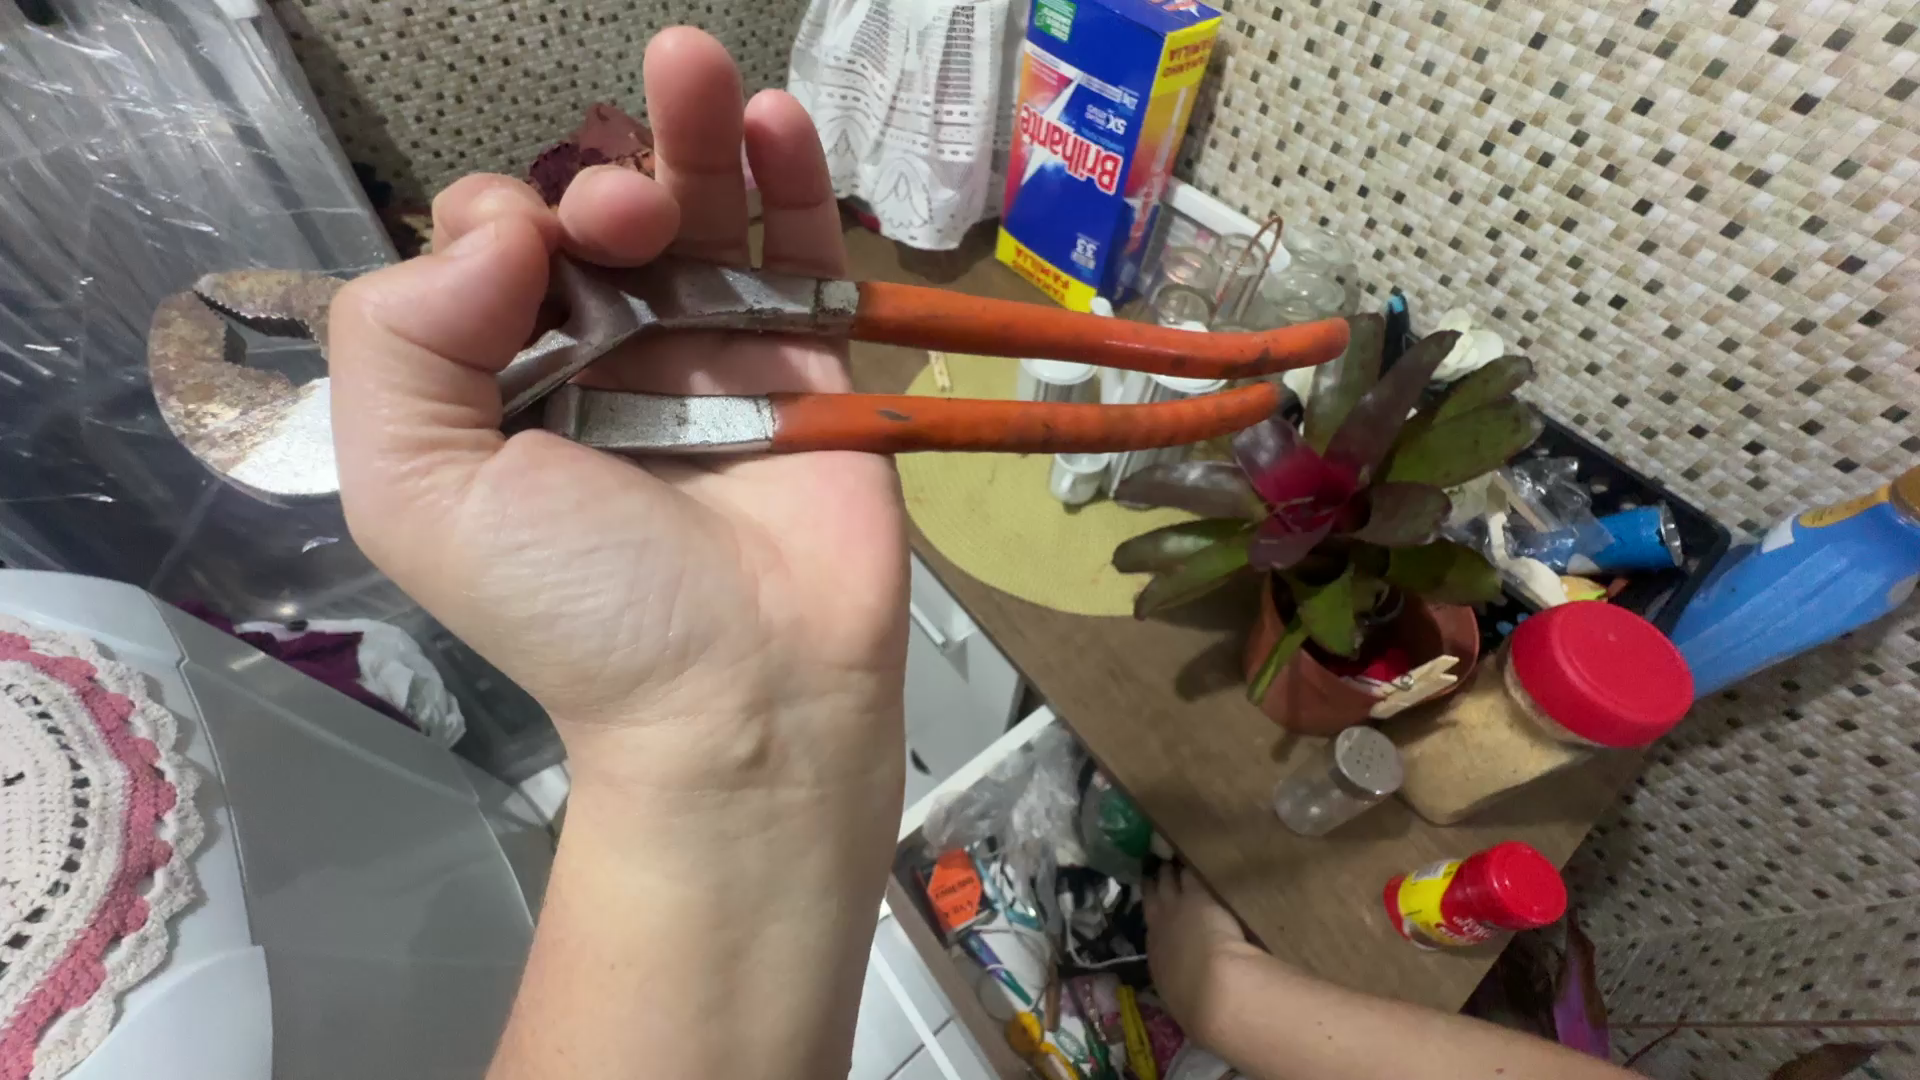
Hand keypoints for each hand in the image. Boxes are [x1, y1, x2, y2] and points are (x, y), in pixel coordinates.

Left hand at [326, 28, 906, 801]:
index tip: (530, 260)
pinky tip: (779, 124)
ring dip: (704, 137)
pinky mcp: (818, 376)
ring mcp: (730, 365)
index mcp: (522, 389)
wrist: (748, 691)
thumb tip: (501, 230)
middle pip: (614, 226)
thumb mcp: (423, 493)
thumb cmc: (588, 609)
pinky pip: (807, 265)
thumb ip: (401, 345)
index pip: (500, 258)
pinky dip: (797, 188)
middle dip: (611, 176)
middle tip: (626, 204)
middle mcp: (625, 366)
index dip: (503, 225)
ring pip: (718, 224)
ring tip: (702, 69)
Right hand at [1143, 865, 1265, 1045]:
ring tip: (1169, 860)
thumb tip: (1183, 994)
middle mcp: (1161, 926)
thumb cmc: (1196, 1002)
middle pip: (1153, 897)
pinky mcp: (1198, 895)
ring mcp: (1177, 907)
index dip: (1153, 913)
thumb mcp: (1180, 997)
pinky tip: (1195, 858)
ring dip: (1169, 871)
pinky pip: (1191, 875)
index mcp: (1156, 954)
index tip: (1154, 905)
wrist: (1209, 986)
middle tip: (1152, 869)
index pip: (1152, 927)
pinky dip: (1191, 868)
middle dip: (1153, 884)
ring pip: (1168, 882)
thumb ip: (1180, 987)